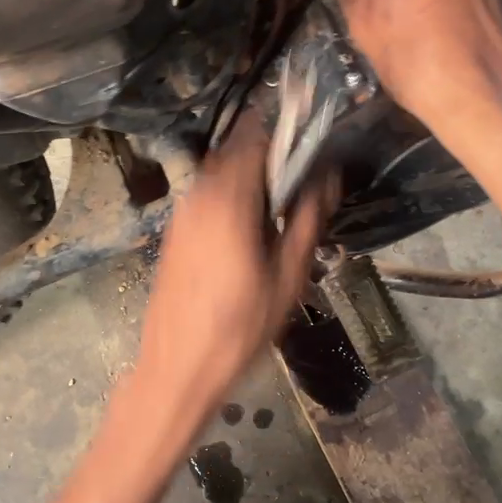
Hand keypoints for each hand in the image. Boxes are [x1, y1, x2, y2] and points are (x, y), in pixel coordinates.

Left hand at [135, 124, 330, 411]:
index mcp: (228, 198)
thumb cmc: (238, 329)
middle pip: (237, 152)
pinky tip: (248, 233)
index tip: (314, 143)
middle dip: (270, 157)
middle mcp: (198, 195)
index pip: (257, 136)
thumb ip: (308, 220)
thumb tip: (328, 178)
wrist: (176, 369)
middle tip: (302, 182)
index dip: (287, 133)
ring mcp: (180, 214)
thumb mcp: (287, 278)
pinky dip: (230, 200)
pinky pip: (206, 199)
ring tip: (280, 210)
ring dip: (250, 180)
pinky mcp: (173, 233)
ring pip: (220, 176)